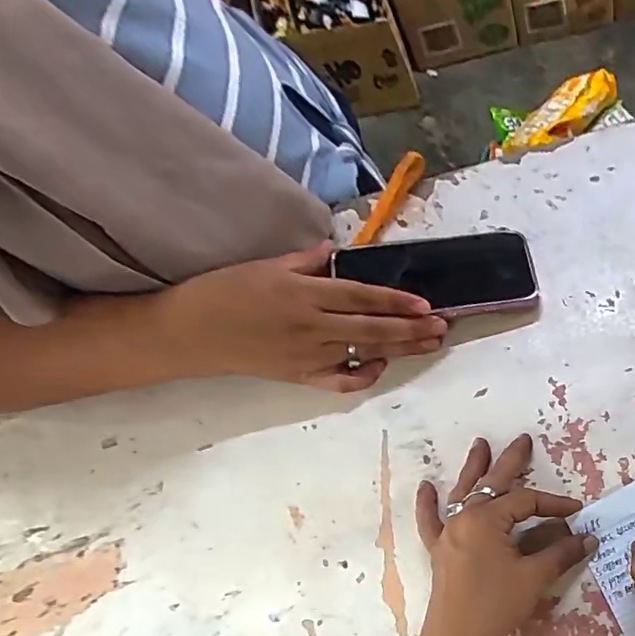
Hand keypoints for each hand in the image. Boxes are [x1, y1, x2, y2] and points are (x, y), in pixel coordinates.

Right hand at [155, 243, 445, 391]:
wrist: (193, 333)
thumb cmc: (226, 292)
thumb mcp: (267, 266)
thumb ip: (307, 261)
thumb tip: (340, 254)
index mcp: (304, 294)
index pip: (361, 297)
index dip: (396, 302)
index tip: (425, 305)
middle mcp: (312, 327)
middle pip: (372, 329)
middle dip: (411, 330)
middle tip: (442, 327)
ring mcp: (308, 356)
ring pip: (364, 353)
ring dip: (400, 349)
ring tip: (428, 344)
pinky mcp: (301, 377)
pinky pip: (339, 381)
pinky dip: (362, 376)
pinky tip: (379, 365)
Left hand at [414, 435, 593, 635]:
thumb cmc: (496, 606)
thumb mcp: (534, 577)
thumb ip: (561, 553)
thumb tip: (588, 538)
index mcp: (486, 519)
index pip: (526, 502)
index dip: (553, 504)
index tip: (576, 512)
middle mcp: (463, 518)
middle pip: (492, 484)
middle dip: (511, 462)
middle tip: (523, 440)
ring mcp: (448, 534)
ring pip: (462, 493)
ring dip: (473, 469)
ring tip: (480, 445)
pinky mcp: (439, 552)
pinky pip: (430, 522)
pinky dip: (428, 504)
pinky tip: (426, 487)